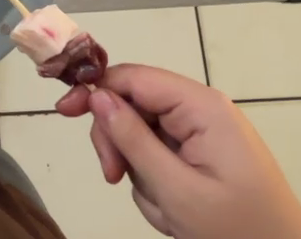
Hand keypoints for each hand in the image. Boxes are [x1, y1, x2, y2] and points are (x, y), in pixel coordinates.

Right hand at [54, 65, 300, 238]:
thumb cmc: (237, 233)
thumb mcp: (178, 191)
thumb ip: (133, 139)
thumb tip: (95, 94)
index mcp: (201, 106)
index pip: (132, 77)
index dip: (94, 89)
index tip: (62, 112)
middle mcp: (203, 109)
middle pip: (135, 103)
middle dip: (120, 141)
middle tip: (113, 177)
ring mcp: (206, 132)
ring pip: (145, 133)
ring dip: (141, 170)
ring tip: (162, 208)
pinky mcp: (208, 155)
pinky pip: (163, 154)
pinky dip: (158, 181)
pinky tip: (174, 211)